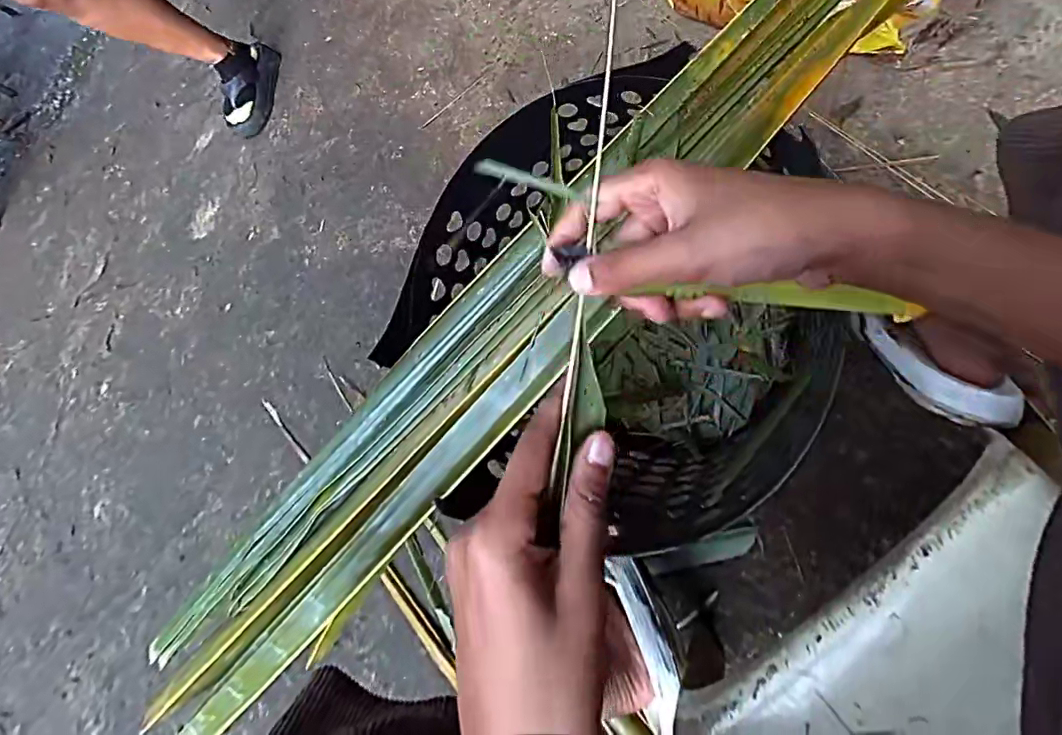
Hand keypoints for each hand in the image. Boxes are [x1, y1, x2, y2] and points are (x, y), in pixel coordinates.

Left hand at [448, 400, 652, 734]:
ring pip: (515, 507)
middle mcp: (466, 538)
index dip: (553, 415)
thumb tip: (599, 442)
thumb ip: (586, 510)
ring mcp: (462, 561)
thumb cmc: (556, 680)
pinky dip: (538, 524)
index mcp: (491, 537)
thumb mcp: (580, 590)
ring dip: (552, 497)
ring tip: (594, 485)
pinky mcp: (469, 581)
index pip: (527, 456)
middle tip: (599, 436)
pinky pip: (506, 534)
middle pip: (520, 481)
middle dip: (559, 460)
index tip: (574, 381)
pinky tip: (569, 532)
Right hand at [541, 159, 913, 321]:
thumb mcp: (684, 255)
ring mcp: (690, 226)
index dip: (569, 235)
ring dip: (668, 297)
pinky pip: (682, 277)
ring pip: (653, 271)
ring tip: (697, 306)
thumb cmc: (754, 232)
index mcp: (651, 184)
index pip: (591, 203)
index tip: (553, 273)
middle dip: (636, 285)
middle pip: (622, 248)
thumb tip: (573, 280)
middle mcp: (665, 201)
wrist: (833, 237)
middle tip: (654, 310)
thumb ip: (625, 269)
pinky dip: (693, 296)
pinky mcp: (713, 248)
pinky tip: (720, 303)